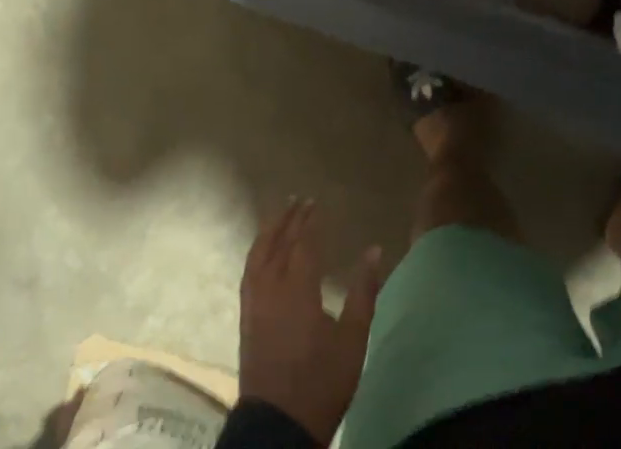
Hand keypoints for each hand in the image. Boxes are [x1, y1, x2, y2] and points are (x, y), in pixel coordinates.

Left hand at [238, 200, 383, 444]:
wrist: (279, 421)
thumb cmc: (323, 380)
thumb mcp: (354, 338)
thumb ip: (364, 291)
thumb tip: (374, 250)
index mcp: (298, 290)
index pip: (303, 244)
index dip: (310, 222)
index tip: (317, 202)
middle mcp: (270, 288)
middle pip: (277, 243)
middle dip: (288, 219)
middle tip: (298, 199)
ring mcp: (253, 303)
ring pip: (257, 255)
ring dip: (268, 231)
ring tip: (278, 214)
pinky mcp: (246, 317)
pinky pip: (248, 272)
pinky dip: (256, 253)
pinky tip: (261, 253)